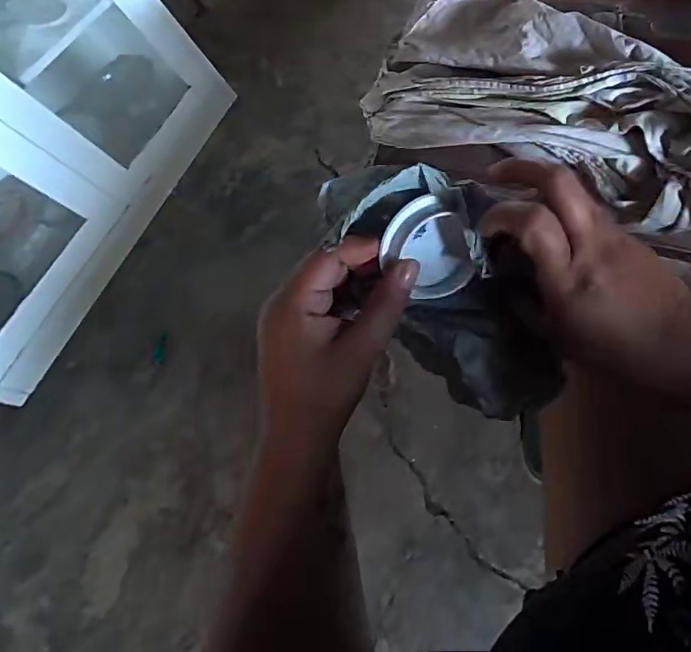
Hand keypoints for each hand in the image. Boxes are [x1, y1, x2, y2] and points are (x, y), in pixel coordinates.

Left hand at [256, 238, 417, 453]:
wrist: (296, 442)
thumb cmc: (327, 396)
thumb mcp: (362, 347)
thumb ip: (386, 303)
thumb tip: (409, 264)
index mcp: (291, 300)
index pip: (329, 256)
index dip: (364, 248)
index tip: (399, 251)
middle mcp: (280, 299)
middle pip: (323, 263)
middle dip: (360, 261)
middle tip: (397, 267)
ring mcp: (281, 313)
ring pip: (321, 279)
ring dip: (353, 278)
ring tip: (386, 284)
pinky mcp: (288, 326)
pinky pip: (317, 296)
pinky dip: (342, 294)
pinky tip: (365, 303)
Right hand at [480, 159, 690, 385]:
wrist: (688, 344)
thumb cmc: (621, 354)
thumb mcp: (561, 340)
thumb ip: (527, 305)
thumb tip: (504, 280)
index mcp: (571, 280)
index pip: (532, 222)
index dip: (500, 215)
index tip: (485, 230)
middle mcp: (591, 244)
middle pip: (558, 181)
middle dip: (520, 167)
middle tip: (493, 174)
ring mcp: (612, 232)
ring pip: (573, 185)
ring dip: (539, 178)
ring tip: (515, 187)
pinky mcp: (624, 231)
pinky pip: (584, 203)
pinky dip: (558, 200)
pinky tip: (547, 215)